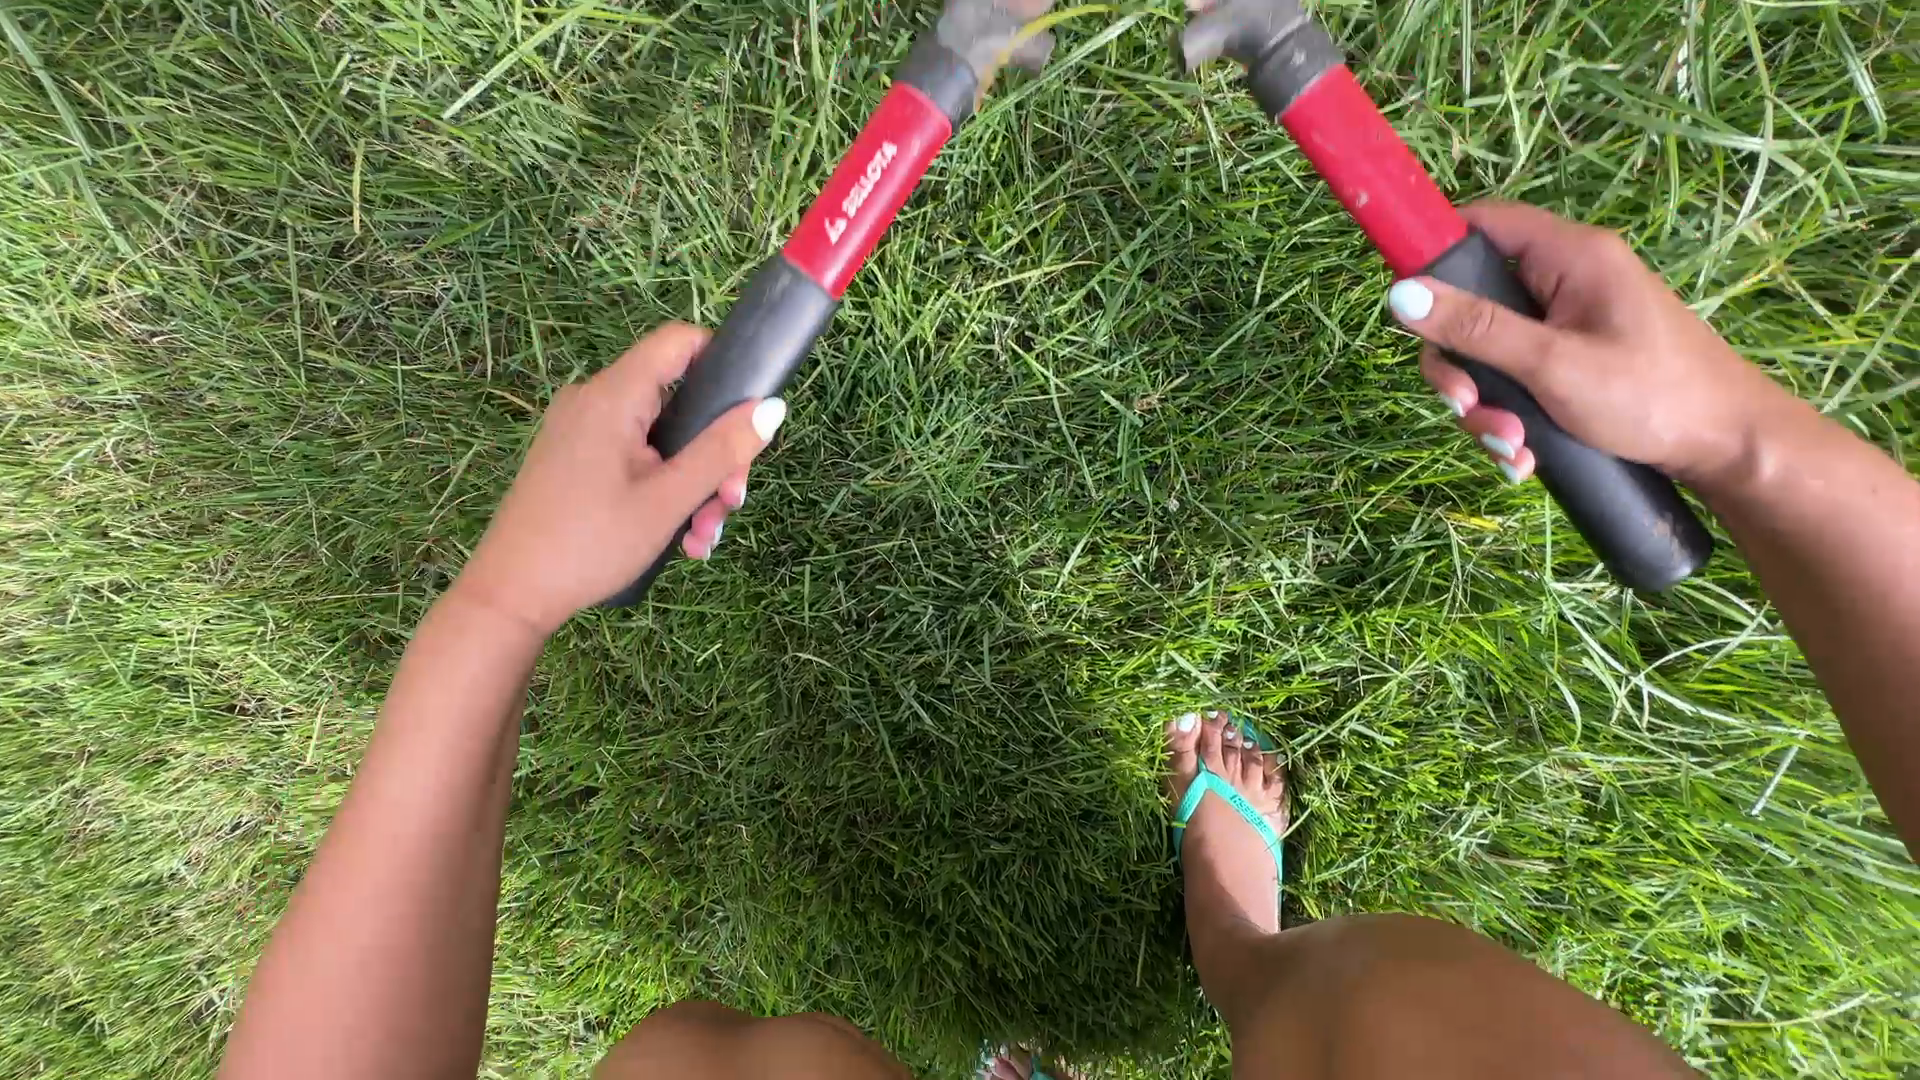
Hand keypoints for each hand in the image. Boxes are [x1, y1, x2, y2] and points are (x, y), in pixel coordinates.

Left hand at [449, 323, 786, 635]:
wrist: (513, 595)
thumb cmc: (592, 544)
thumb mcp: (670, 500)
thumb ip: (723, 450)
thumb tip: (773, 408)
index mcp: (613, 397)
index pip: (679, 343)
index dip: (724, 363)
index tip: (751, 413)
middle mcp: (595, 402)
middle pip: (680, 404)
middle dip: (716, 454)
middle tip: (731, 502)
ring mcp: (583, 431)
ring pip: (664, 440)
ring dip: (696, 485)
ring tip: (702, 536)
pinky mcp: (578, 459)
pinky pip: (638, 460)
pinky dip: (666, 491)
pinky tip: (680, 538)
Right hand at [1385, 201, 1794, 492]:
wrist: (1724, 450)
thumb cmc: (1650, 396)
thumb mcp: (1550, 363)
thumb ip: (1474, 328)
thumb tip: (1400, 294)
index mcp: (1569, 259)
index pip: (1483, 225)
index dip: (1434, 251)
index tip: (1402, 298)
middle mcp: (1559, 285)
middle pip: (1466, 307)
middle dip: (1457, 368)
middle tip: (1465, 405)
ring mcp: (1558, 327)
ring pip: (1480, 356)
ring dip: (1480, 406)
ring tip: (1510, 444)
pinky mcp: (1559, 364)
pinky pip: (1504, 382)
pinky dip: (1502, 419)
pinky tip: (1521, 452)